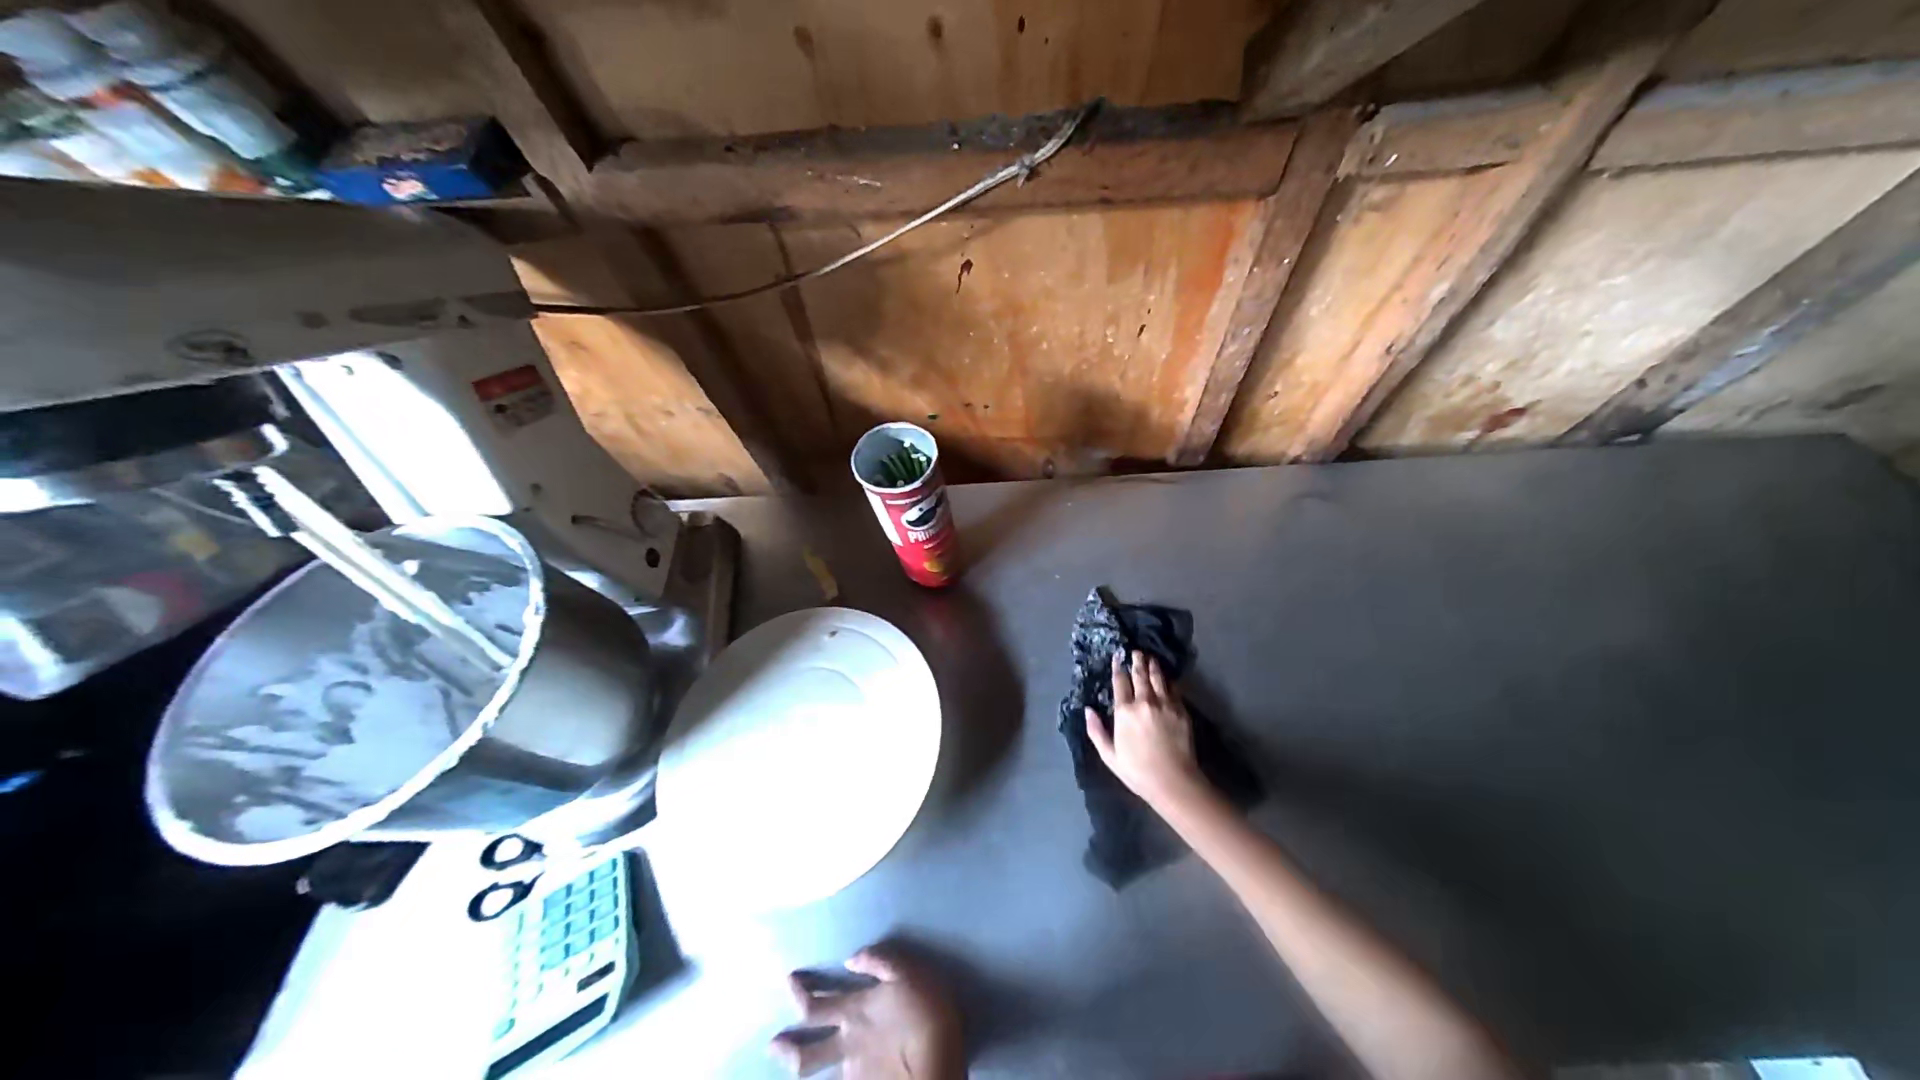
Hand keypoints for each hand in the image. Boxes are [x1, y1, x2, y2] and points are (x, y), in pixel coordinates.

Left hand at [771, 943, 963, 1078]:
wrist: (939, 1058)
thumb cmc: (926, 1008)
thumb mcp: (907, 970)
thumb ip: (878, 961)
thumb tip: (849, 959)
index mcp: (854, 1012)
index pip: (812, 1007)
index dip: (797, 994)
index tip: (791, 980)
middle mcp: (847, 1045)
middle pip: (805, 1055)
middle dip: (785, 1050)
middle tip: (772, 1046)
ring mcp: (856, 1073)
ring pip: (820, 1077)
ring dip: (804, 1070)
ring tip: (794, 1069)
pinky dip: (839, 1078)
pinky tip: (842, 1075)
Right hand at [1085, 650, 1208, 811]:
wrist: (1173, 780)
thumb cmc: (1137, 771)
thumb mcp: (1109, 755)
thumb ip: (1096, 731)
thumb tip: (1088, 710)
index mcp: (1124, 712)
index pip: (1120, 682)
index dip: (1119, 668)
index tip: (1118, 657)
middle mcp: (1144, 702)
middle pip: (1140, 675)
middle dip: (1137, 661)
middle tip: (1136, 652)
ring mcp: (1165, 704)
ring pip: (1158, 678)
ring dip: (1153, 666)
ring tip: (1150, 658)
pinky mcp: (1181, 710)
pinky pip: (1173, 689)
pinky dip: (1168, 681)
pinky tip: (1166, 678)